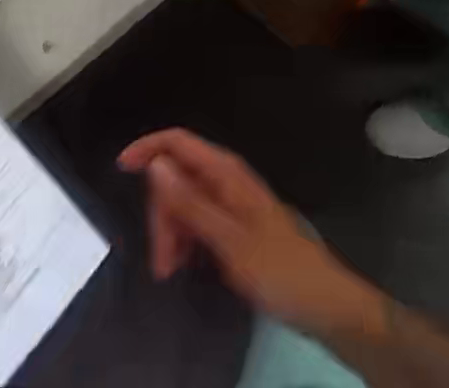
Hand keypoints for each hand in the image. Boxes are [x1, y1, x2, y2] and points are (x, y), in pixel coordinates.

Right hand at [119, 129, 383, 339]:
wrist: (327, 305)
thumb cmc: (280, 270)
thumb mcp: (229, 239)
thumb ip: (190, 201)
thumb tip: (155, 164)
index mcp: (226, 173)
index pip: (178, 141)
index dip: (148, 148)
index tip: (121, 167)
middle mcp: (226, 180)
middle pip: (176, 177)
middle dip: (161, 212)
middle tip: (162, 258)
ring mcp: (229, 203)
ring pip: (183, 202)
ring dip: (171, 232)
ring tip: (170, 270)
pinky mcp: (232, 225)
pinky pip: (196, 220)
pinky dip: (184, 239)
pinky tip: (182, 264)